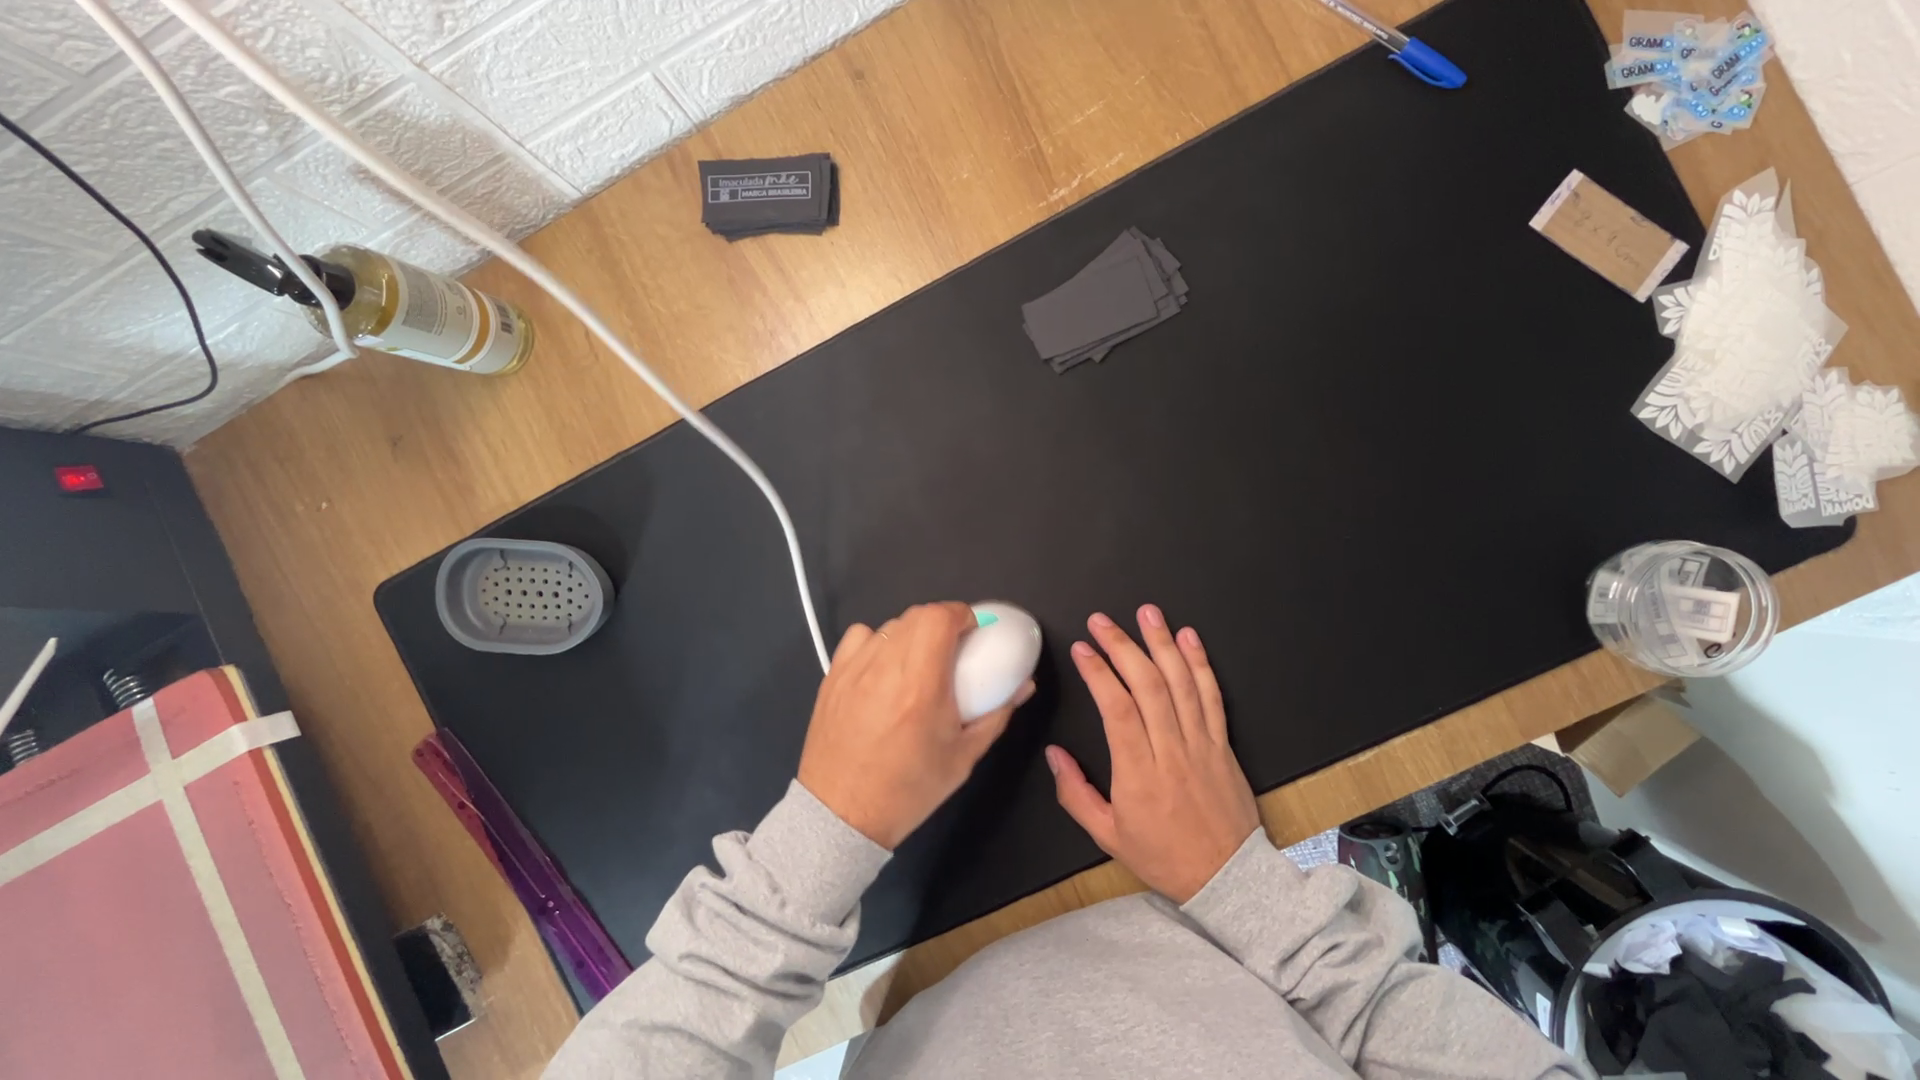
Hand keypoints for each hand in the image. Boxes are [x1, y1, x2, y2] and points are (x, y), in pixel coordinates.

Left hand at [799, 603, 1030, 849]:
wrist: (842, 814)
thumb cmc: (909, 788)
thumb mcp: (963, 757)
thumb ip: (996, 715)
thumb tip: (1023, 686)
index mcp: (921, 684)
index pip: (939, 617)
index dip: (961, 613)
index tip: (974, 629)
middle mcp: (884, 667)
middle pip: (916, 615)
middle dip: (941, 622)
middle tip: (955, 648)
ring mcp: (853, 669)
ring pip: (888, 625)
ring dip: (911, 633)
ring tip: (920, 661)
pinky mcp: (832, 676)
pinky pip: (859, 639)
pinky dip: (877, 642)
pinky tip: (884, 667)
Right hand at [1046, 605, 1260, 903]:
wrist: (1227, 878)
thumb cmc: (1164, 857)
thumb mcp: (1107, 835)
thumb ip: (1075, 793)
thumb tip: (1054, 754)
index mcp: (1138, 774)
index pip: (1116, 709)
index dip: (1098, 673)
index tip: (1083, 649)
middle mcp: (1171, 752)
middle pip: (1147, 685)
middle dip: (1123, 645)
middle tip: (1102, 621)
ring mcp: (1201, 744)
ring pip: (1181, 683)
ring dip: (1162, 643)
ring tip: (1146, 613)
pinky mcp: (1222, 744)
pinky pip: (1212, 696)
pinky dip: (1200, 664)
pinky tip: (1189, 638)